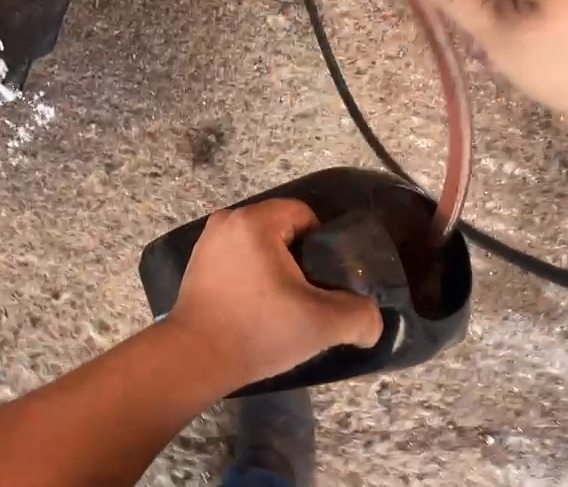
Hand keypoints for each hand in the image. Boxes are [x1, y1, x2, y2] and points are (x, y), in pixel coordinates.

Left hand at [163, 199, 382, 389]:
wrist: (197, 354)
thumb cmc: (259, 329)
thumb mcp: (322, 324)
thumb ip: (360, 315)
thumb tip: (370, 317)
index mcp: (253, 221)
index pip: (302, 213)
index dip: (324, 243)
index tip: (329, 278)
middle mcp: (227, 220)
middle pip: (280, 227)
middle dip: (302, 258)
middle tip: (313, 294)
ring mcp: (208, 240)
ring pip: (259, 244)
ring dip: (278, 268)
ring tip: (288, 304)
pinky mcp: (198, 262)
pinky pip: (239, 257)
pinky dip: (255, 275)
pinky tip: (261, 307)